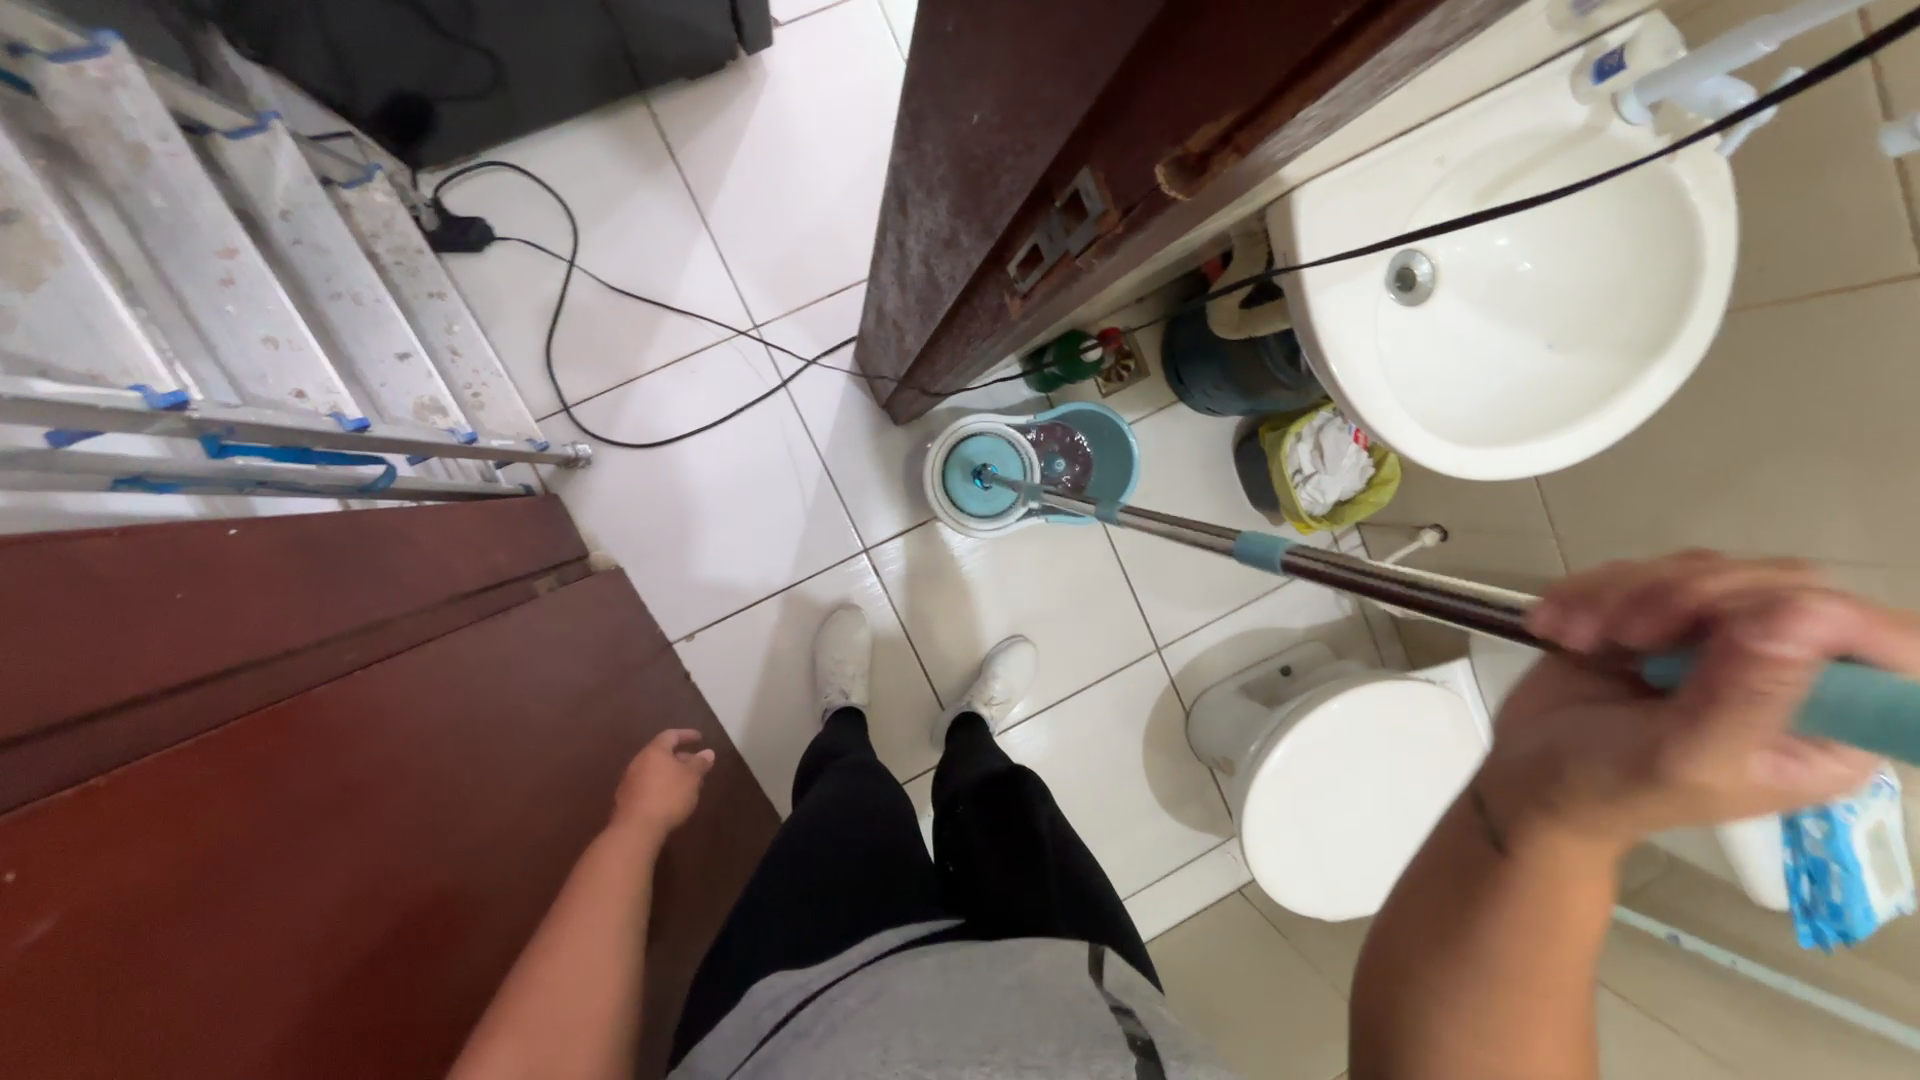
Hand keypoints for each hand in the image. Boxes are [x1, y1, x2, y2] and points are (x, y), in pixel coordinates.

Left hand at [612, 729, 714, 840]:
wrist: (636, 829)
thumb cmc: (668, 796)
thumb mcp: (692, 778)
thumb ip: (700, 763)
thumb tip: (707, 752)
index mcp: (655, 752)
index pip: (671, 735)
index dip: (687, 735)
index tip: (700, 738)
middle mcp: (639, 762)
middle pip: (661, 754)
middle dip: (680, 757)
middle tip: (695, 764)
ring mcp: (629, 781)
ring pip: (654, 771)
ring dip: (670, 773)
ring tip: (686, 783)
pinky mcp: (626, 800)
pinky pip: (647, 785)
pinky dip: (660, 786)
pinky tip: (670, 799)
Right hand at [1481, 552, 1915, 851]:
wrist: (1527, 776)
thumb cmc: (1612, 785)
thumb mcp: (1684, 758)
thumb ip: (1746, 695)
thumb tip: (1800, 615)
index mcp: (1832, 721)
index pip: (1881, 641)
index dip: (1818, 615)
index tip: (1727, 627)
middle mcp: (1788, 669)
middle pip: (1780, 584)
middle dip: (1689, 597)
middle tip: (1628, 634)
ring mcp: (1716, 636)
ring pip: (1701, 569)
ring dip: (1623, 594)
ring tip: (1578, 637)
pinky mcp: (1654, 615)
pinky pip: (1638, 570)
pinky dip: (1588, 592)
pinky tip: (1558, 629)